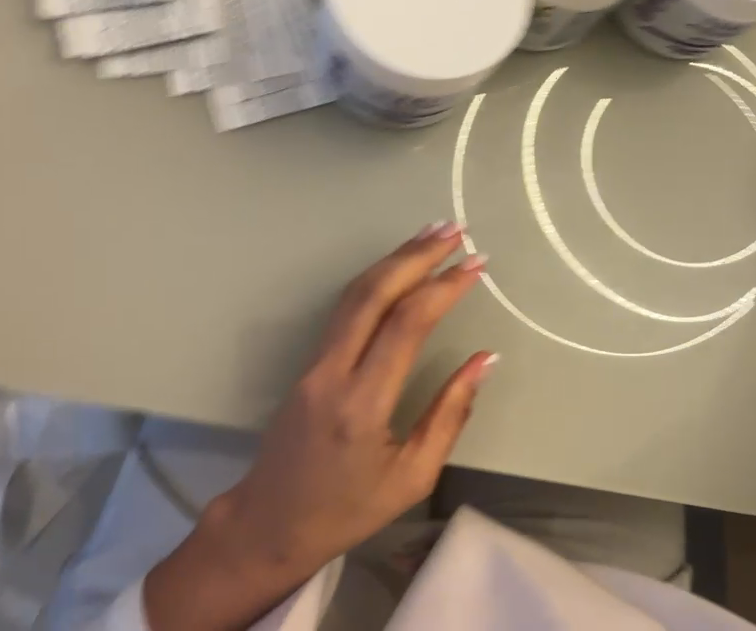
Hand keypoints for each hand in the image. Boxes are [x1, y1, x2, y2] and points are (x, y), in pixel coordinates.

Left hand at [144, 224, 496, 630]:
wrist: (270, 522)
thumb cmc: (349, 509)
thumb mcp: (413, 477)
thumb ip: (450, 414)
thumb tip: (484, 359)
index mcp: (363, 405)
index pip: (407, 325)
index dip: (444, 288)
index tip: (477, 265)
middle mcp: (334, 371)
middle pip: (374, 293)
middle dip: (417, 256)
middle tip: (456, 231)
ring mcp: (315, 361)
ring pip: (354, 293)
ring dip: (395, 258)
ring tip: (433, 234)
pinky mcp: (308, 360)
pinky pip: (345, 307)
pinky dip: (376, 278)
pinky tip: (399, 266)